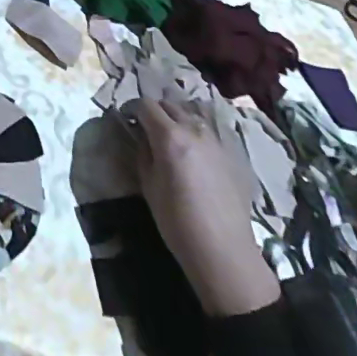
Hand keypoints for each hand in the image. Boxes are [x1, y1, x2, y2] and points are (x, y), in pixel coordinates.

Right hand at [124, 98, 280, 317]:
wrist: (224, 251)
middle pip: (169, 104)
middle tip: (145, 127)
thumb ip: (143, 153)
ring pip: (190, 114)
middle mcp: (194, 129)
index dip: (132, 108)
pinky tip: (191, 152)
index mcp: (170, 136)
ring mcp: (215, 139)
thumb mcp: (149, 186)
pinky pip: (206, 130)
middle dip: (154, 111)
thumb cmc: (178, 222)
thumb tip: (141, 135)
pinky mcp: (229, 152)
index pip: (146, 105)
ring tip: (168, 138)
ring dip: (175, 118)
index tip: (126, 118)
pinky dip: (193, 131)